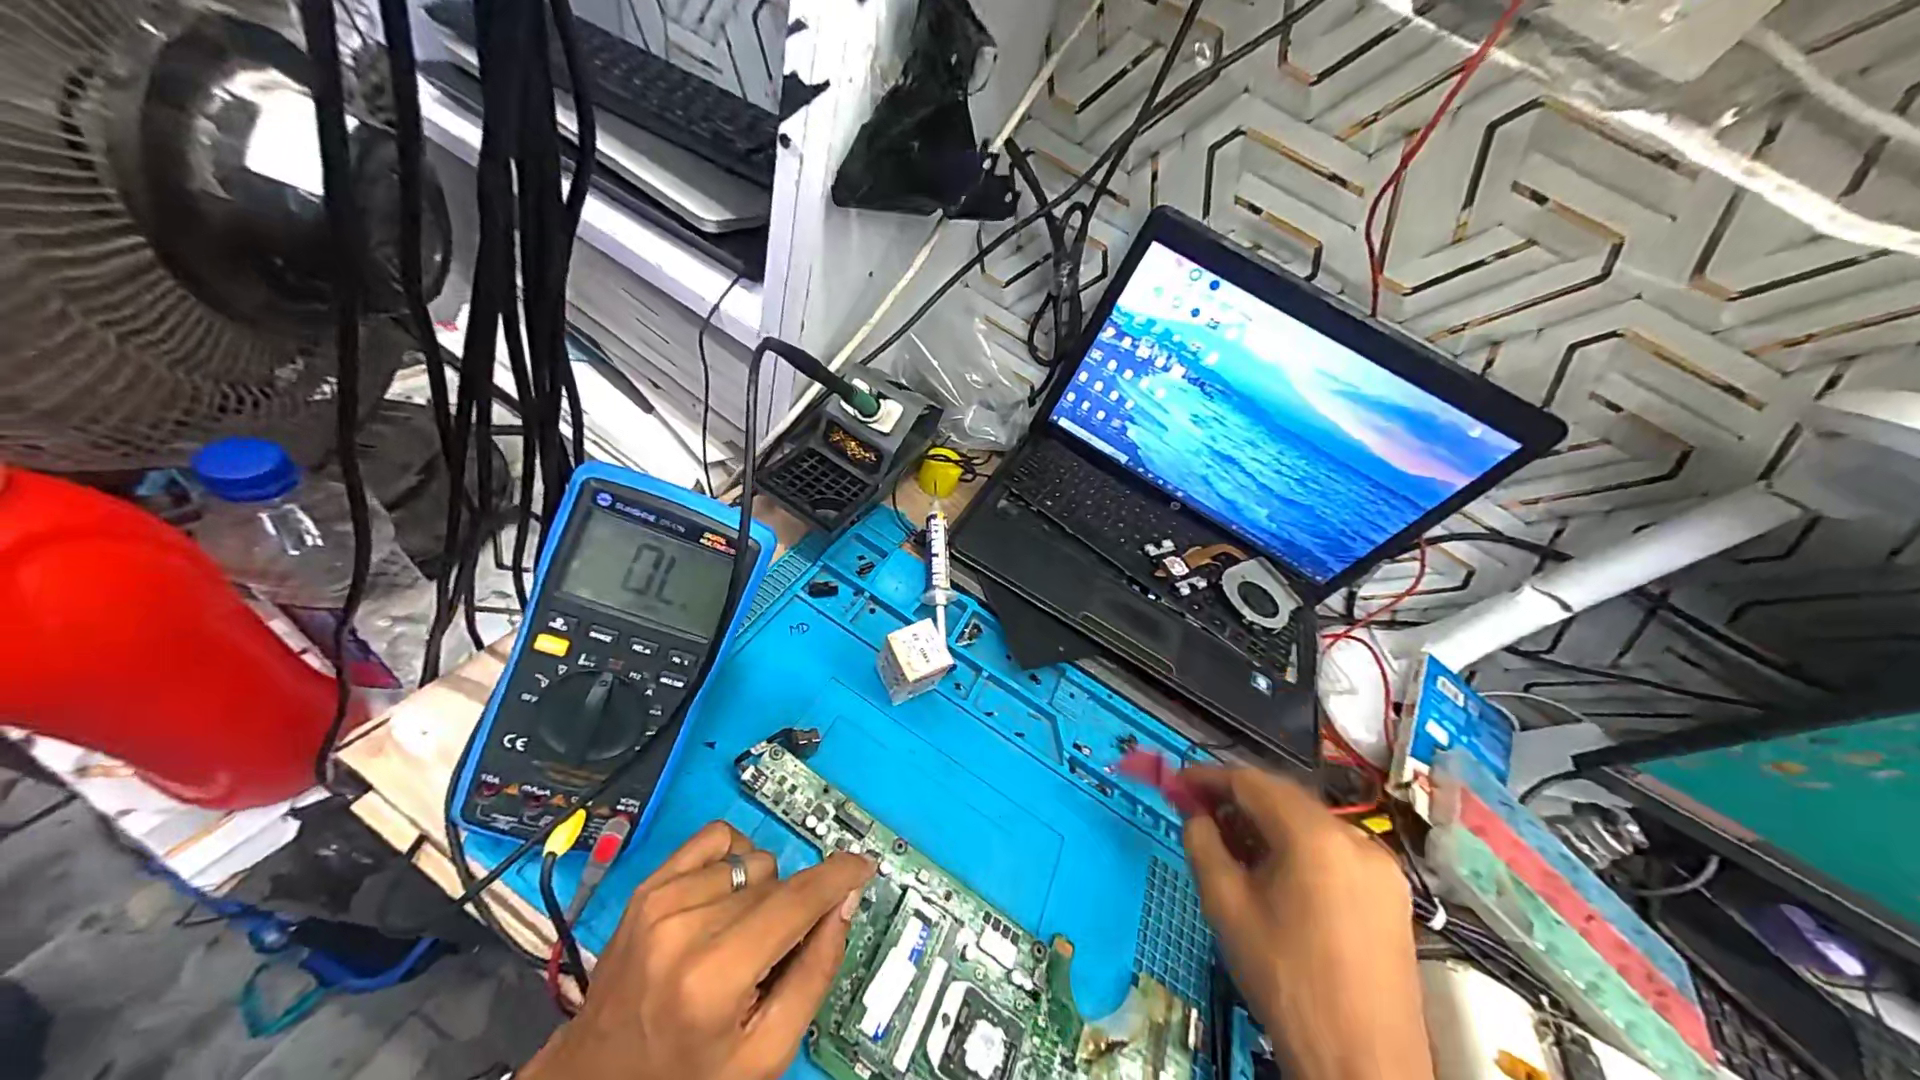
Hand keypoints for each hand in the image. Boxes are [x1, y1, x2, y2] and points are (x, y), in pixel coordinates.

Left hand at [520, 821, 874, 1079]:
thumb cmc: (688, 1075)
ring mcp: (660, 900)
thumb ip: (815, 972)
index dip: (839, 877)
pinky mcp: (648, 886)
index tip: (863, 867)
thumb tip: (843, 901)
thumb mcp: (766, 1052)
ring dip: (763, 891)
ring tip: (742, 934)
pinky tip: (727, 895)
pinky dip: (735, 858)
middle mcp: (684, 926)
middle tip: (774, 954)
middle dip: (794, 910)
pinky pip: (717, 838)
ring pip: (753, 862)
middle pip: (778, 884)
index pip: (796, 902)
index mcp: (714, 978)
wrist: (598, 1078)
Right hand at [1181, 766, 1432, 1079]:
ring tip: (1233, 845)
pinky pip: (1335, 849)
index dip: (1208, 777)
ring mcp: (1381, 865)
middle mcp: (1356, 838)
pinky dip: (1298, 847)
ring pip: (1311, 823)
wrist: (1362, 1062)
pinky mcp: (1392, 893)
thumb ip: (1202, 844)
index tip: (1177, 783)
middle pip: (1284, 797)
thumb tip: (1194, 813)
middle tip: (1198, 813)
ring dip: (1268, 823)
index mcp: (1315, 837)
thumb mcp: (1226, 907)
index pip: (1252, 782)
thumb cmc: (1285, 979)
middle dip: (1237, 799)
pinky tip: (1276, 872)